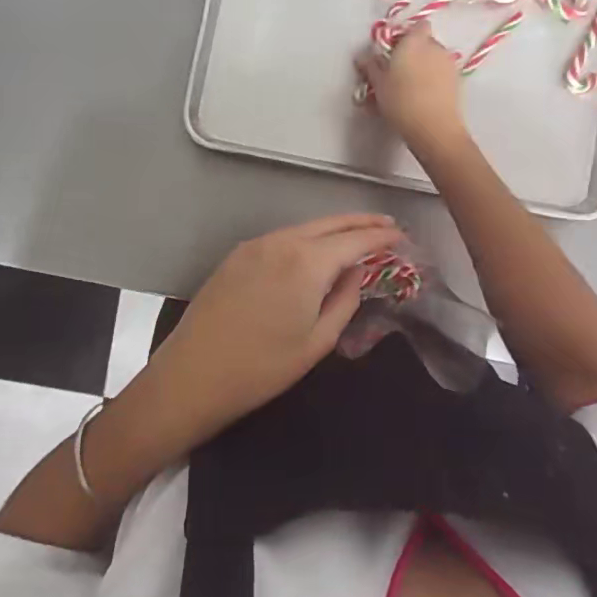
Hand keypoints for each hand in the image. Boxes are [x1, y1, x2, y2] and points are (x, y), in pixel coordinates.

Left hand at [134, 214, 403, 440]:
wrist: (194, 374)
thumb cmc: (262, 367)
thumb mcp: (317, 341)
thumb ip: (344, 299)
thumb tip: (357, 271)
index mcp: (306, 262)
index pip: (355, 239)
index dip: (381, 236)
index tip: (402, 236)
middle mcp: (280, 242)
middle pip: (328, 224)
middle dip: (359, 223)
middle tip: (386, 226)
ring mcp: (253, 246)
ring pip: (302, 229)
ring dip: (331, 230)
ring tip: (354, 239)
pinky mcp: (234, 257)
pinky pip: (279, 239)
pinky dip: (304, 239)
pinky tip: (313, 252)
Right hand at [357, 22, 468, 151]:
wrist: (433, 127)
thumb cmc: (401, 100)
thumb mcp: (378, 84)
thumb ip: (371, 66)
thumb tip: (363, 57)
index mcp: (415, 41)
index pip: (417, 26)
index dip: (405, 36)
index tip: (392, 52)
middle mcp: (435, 47)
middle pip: (424, 43)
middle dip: (412, 54)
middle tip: (395, 73)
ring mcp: (449, 64)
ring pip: (432, 60)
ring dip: (421, 69)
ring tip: (406, 90)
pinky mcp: (456, 81)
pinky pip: (440, 75)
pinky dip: (430, 82)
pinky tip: (419, 100)